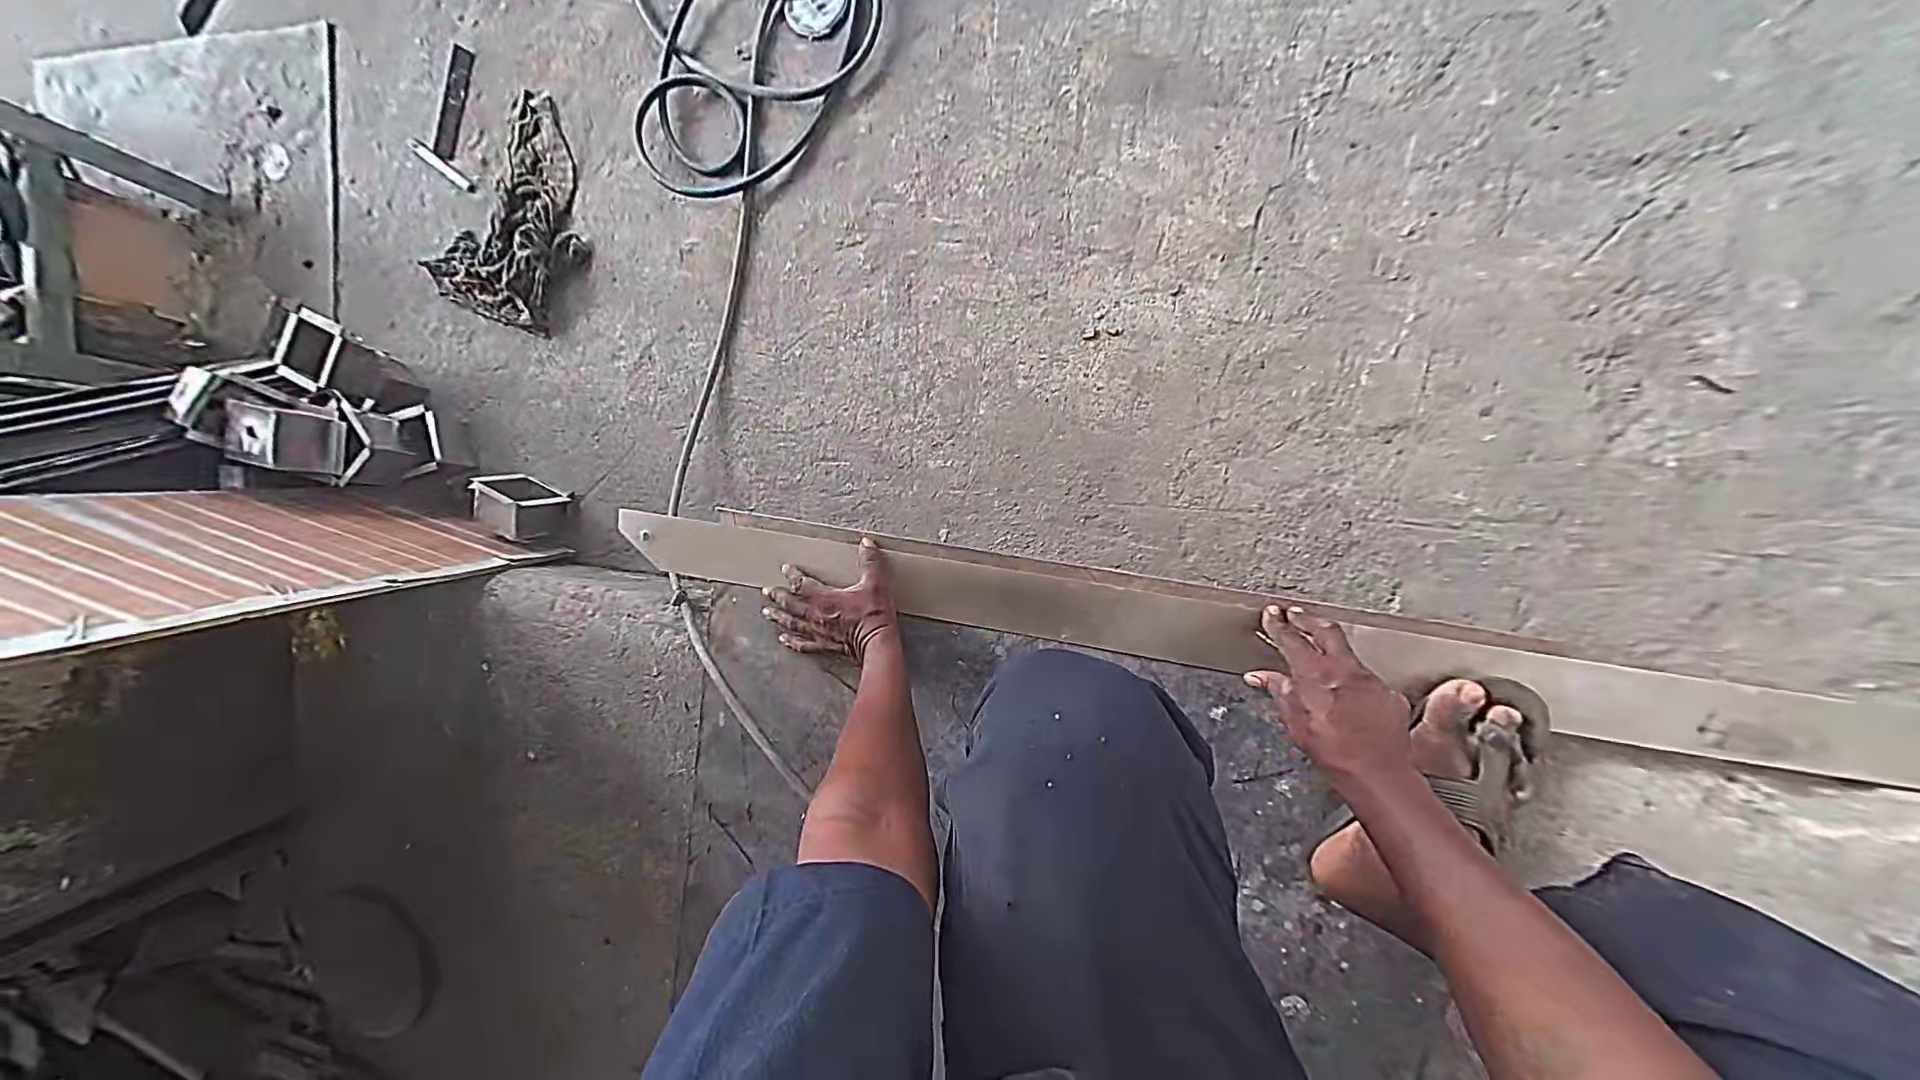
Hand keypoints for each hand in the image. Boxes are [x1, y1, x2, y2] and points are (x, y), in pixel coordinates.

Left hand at [762, 537, 899, 664]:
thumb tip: (866, 542)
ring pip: (791, 622)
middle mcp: (815, 614)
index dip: (792, 574)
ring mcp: (818, 631)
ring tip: (767, 612)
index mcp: (824, 597)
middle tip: (767, 591)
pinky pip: (802, 644)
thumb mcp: (875, 582)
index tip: (785, 568)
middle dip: (778, 596)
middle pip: (790, 603)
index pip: (801, 583)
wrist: (876, 642)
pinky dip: (791, 641)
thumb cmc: (874, 614)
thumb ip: (869, 561)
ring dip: (778, 616)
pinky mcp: (824, 645)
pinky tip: (784, 639)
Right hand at [1244, 605, 1414, 789]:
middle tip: (1293, 613)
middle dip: (1306, 619)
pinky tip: (1345, 682)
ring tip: (1316, 639)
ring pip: (1347, 651)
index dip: (1278, 625)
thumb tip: (1261, 676)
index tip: (1271, 615)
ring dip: (1328, 642)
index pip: (1292, 640)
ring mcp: (1371, 681)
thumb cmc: (1335, 753)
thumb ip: (1280, 692)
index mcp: (1317, 676)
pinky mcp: (1389, 694)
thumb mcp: (1296, 723)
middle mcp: (1346, 671)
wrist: (1380, 775)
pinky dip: (1349, 672)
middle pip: (1324, 632)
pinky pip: (1365, 675)